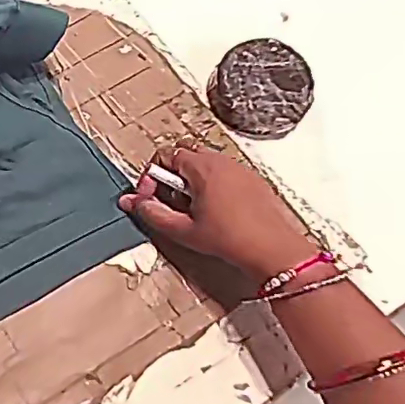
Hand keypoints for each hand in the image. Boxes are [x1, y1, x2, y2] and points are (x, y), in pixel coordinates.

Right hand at [118, 146, 318, 279]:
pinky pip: (223, 173)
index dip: (151, 176)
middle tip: (168, 201)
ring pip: (204, 164)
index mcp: (203, 168)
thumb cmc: (232, 239)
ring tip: (191, 210)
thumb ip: (152, 213)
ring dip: (189, 181)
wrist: (271, 249)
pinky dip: (210, 186)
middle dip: (170, 176)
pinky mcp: (251, 180)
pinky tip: (212, 212)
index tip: (151, 196)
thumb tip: (134, 202)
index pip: (165, 154)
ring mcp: (239, 169)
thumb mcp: (182, 230)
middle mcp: (222, 162)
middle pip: (185, 155)